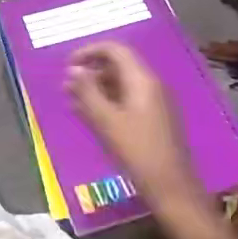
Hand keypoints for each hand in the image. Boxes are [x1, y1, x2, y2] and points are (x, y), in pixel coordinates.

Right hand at [66, 42, 205, 208]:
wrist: (171, 188)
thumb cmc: (137, 152)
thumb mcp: (107, 121)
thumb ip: (88, 92)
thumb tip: (73, 70)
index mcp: (142, 80)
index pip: (115, 50)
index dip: (89, 52)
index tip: (67, 66)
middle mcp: (151, 85)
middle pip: (118, 66)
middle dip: (90, 73)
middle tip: (66, 88)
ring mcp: (154, 103)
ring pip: (121, 85)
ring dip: (96, 89)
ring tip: (71, 102)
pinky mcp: (153, 120)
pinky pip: (126, 101)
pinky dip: (107, 103)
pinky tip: (88, 116)